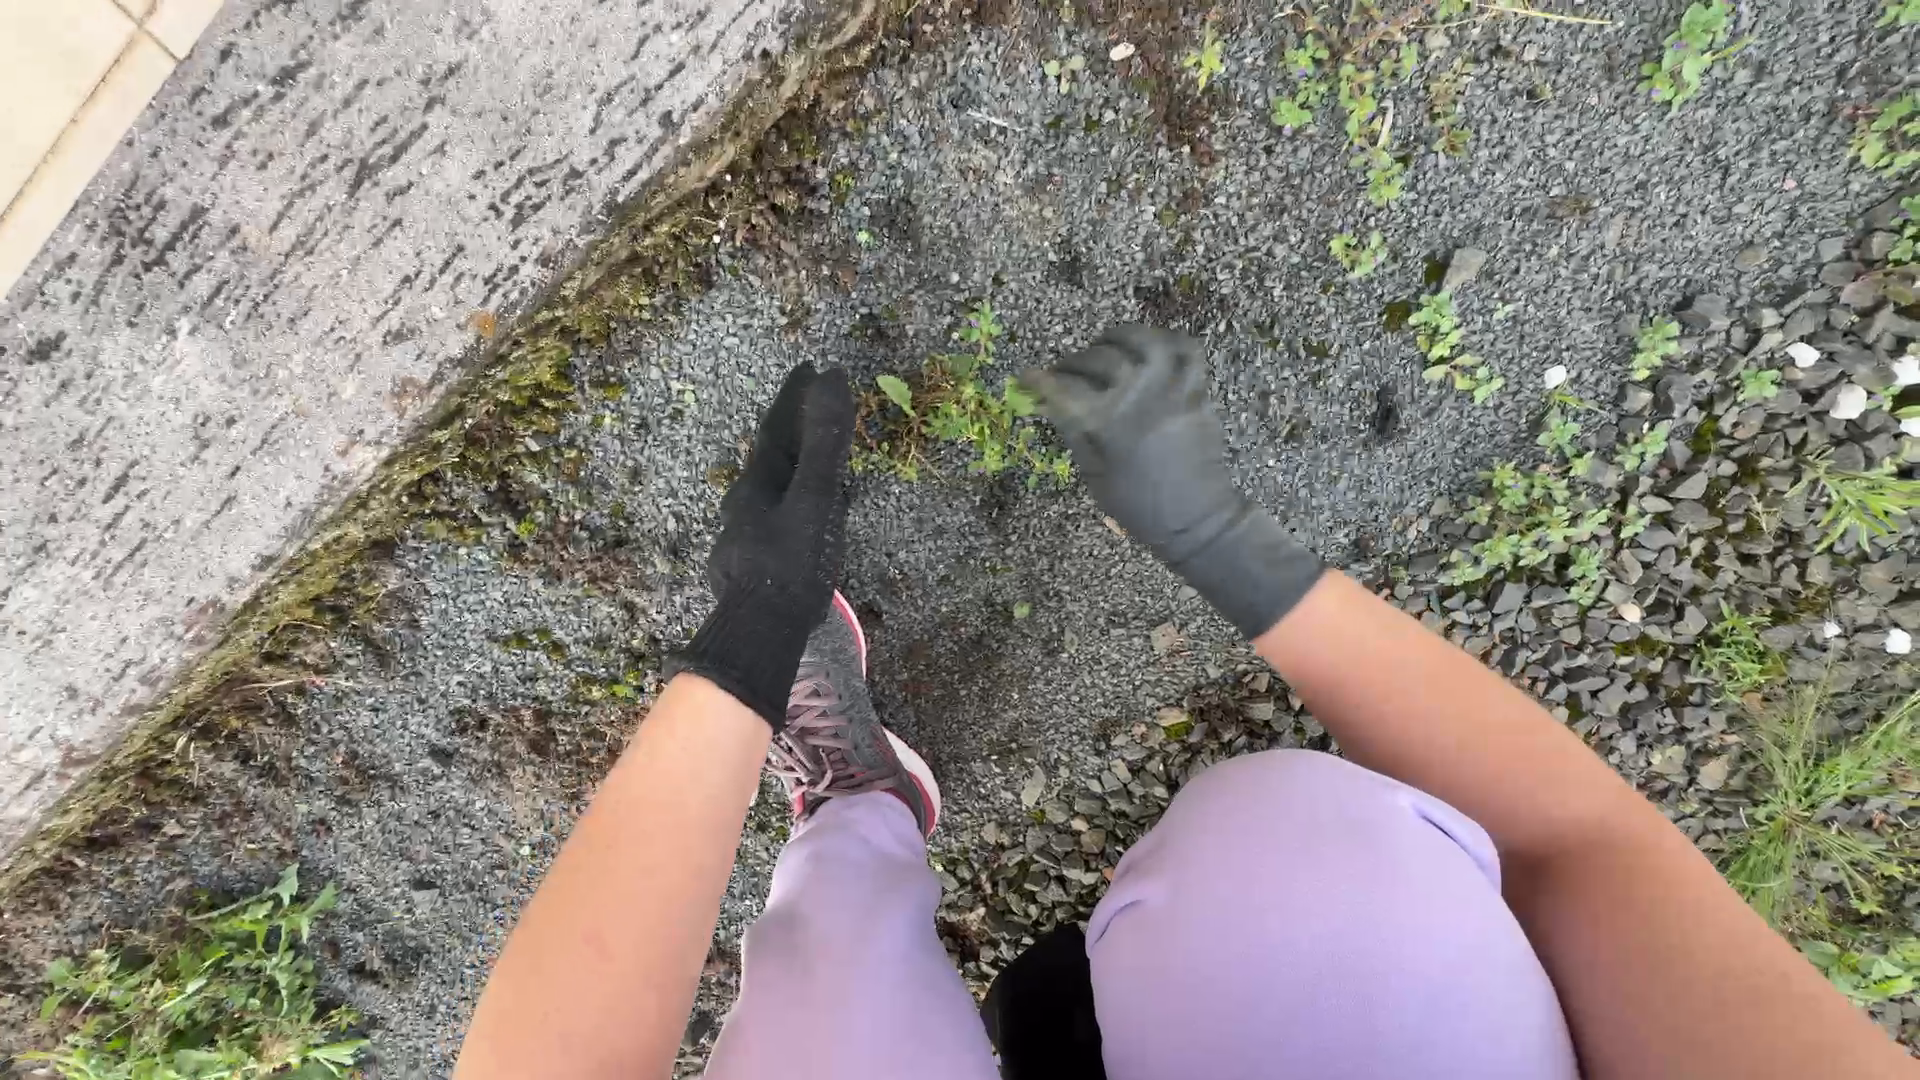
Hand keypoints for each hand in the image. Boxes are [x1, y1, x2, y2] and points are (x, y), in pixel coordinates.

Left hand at [665, 363, 854, 729]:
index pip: (777, 426)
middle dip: (792, 428)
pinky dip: (794, 499)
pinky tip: (800, 516)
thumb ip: (824, 445)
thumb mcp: (816, 501)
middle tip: (812, 408)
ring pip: (771, 486)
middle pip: (771, 454)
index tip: (808, 367)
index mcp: (758, 482)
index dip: (794, 396)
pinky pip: (776, 514)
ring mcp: (745, 532)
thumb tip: (830, 380)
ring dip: (791, 465)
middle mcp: (745, 502)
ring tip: (811, 457)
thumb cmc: (791, 564)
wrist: (760, 631)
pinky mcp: (752, 560)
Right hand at [1023, 325, 1321, 637]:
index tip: (1025, 377)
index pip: (1064, 390)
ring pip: (1145, 343)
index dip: (1039, 381)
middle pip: (1100, 360)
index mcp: (1110, 423)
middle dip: (1073, 362)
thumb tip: (1048, 402)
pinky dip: (1168, 341)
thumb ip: (1073, 431)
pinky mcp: (1198, 393)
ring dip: (1120, 337)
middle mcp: (1141, 398)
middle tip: (1061, 372)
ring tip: (1104, 343)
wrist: (1197, 520)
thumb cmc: (1138, 507)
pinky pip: (1188, 351)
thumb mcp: (1094, 475)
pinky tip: (1150, 348)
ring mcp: (1174, 391)